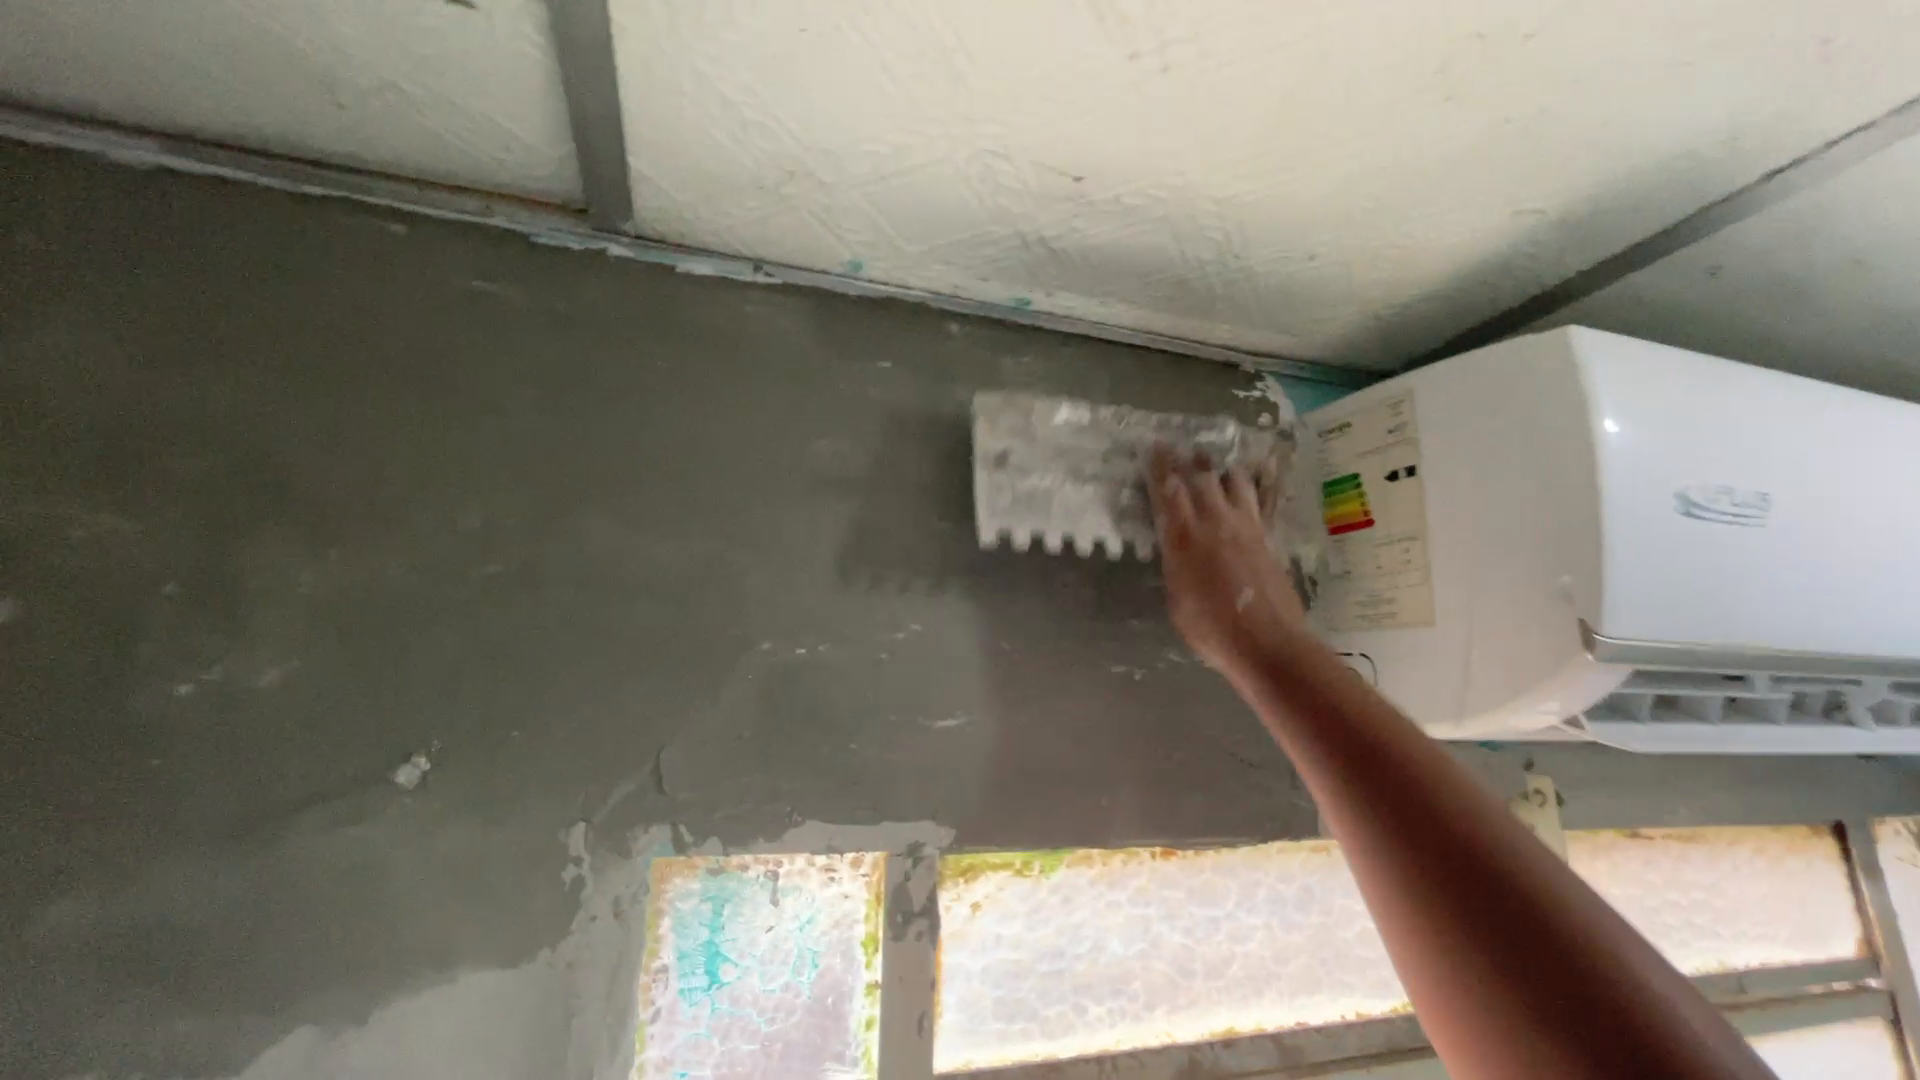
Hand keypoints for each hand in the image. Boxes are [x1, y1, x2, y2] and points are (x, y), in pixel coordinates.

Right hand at [1147, 445, 1308, 677]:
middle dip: (1190, 460)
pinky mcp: (1268, 538)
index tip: (1154, 446)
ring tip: (1217, 467)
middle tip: (1183, 449)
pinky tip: (1255, 482)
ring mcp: (1247, 527)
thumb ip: (1176, 567)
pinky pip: (1260, 502)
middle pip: (1203, 478)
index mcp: (1184, 538)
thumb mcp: (1177, 600)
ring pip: (1236, 482)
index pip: (1168, 490)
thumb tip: (1177, 553)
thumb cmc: (1211, 630)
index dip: (1160, 466)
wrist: (1268, 643)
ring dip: (1223, 471)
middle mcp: (1216, 523)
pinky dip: (1253, 487)